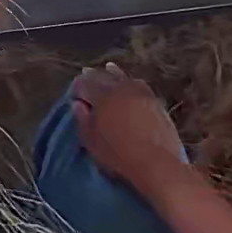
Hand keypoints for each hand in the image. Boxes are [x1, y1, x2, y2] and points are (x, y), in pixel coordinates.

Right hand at [71, 63, 187, 196]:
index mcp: (100, 97)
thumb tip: (77, 104)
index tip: (75, 88)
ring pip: (122, 77)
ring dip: (113, 73)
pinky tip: (132, 82)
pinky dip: (132, 81)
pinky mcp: (154, 100)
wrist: (156, 163)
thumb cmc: (118, 155)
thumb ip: (83, 120)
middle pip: (103, 76)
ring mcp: (138, 93)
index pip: (85, 84)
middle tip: (87, 72)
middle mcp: (118, 89)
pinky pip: (139, 84)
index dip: (78, 85)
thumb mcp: (92, 142)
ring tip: (108, 68)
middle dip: (93, 75)